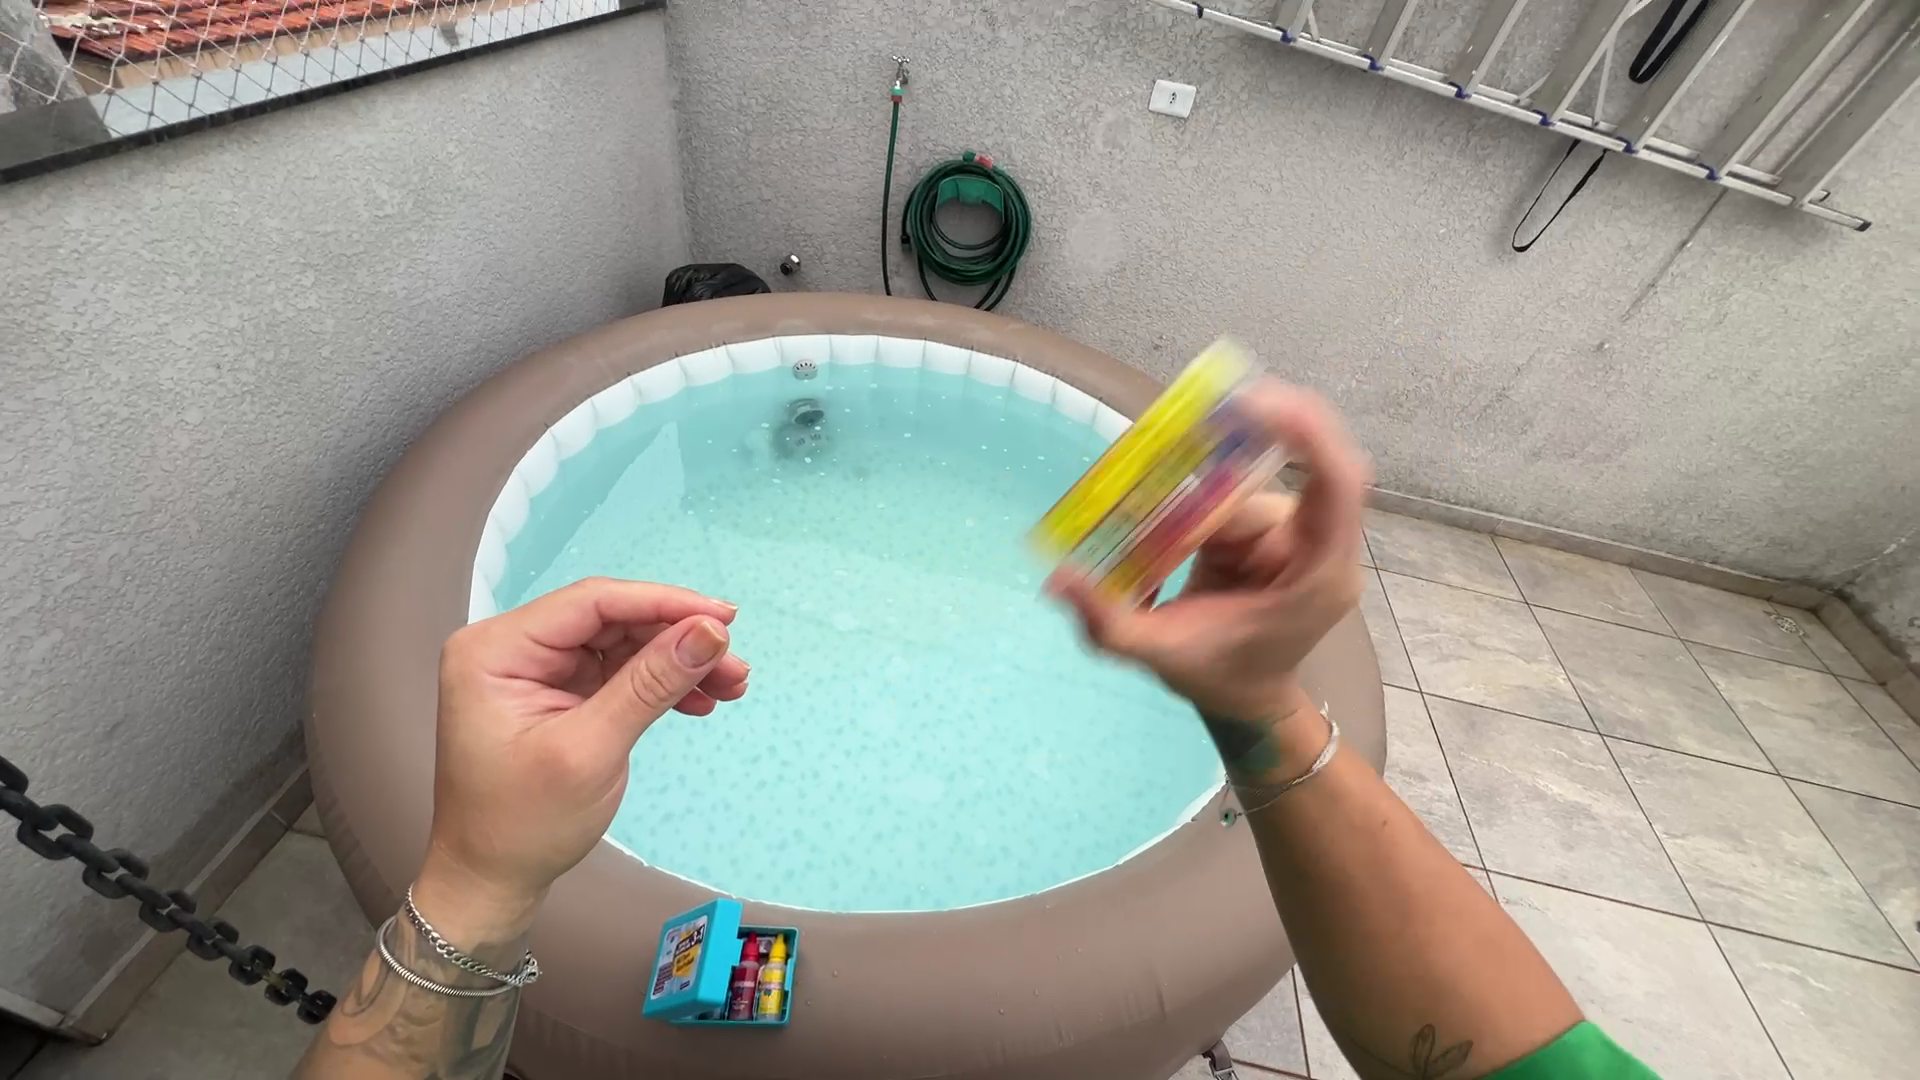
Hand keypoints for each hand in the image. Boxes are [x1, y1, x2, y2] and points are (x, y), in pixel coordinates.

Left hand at [414, 578, 748, 937]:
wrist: (493, 883)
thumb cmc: (526, 822)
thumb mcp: (591, 749)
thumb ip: (651, 684)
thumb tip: (712, 631)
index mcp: (499, 649)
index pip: (595, 602)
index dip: (664, 603)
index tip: (725, 619)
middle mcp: (519, 646)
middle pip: (618, 620)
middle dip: (680, 640)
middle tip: (735, 666)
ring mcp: (544, 668)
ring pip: (631, 643)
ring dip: (682, 662)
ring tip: (732, 686)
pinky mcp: (568, 689)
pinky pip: (628, 670)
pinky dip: (668, 683)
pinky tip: (702, 700)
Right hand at [1051, 382, 1368, 777]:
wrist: (1243, 698)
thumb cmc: (1217, 677)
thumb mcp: (1159, 654)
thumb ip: (1108, 621)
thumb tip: (1056, 578)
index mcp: (1317, 576)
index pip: (1339, 486)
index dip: (1307, 434)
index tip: (1254, 403)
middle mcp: (1314, 544)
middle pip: (1290, 471)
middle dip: (1240, 442)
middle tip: (1190, 416)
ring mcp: (1291, 533)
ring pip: (1244, 485)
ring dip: (1195, 494)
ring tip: (1150, 522)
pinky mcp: (1265, 528)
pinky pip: (1229, 495)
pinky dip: (1191, 500)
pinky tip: (1159, 523)